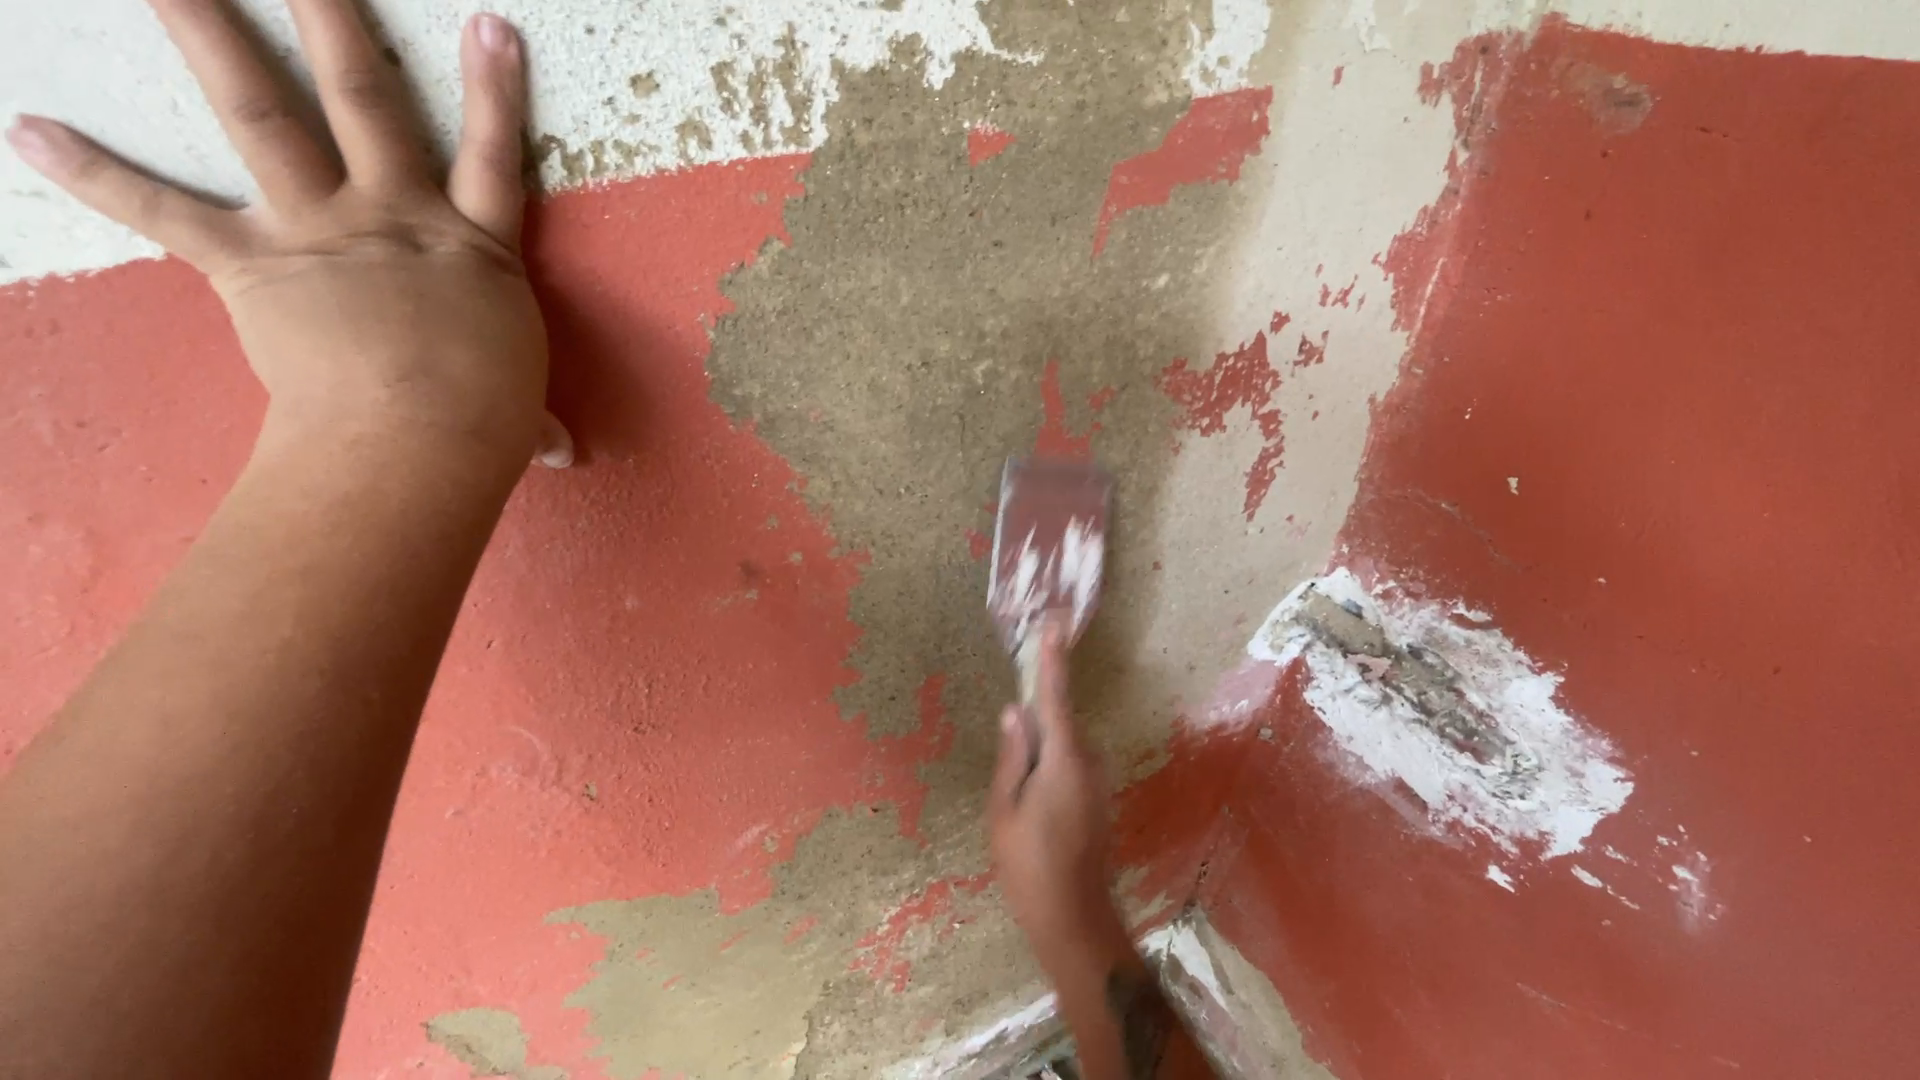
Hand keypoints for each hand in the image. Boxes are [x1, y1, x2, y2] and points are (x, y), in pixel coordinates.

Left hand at [4, 0, 570, 473]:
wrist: (420, 437)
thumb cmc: (488, 421)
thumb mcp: (524, 415)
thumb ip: (539, 424)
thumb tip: (564, 456)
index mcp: (474, 252)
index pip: (494, 157)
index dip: (496, 92)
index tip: (489, 24)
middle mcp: (397, 218)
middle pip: (368, 100)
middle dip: (337, 22)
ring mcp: (323, 232)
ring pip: (261, 114)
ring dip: (206, 33)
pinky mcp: (254, 265)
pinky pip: (166, 214)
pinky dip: (97, 174)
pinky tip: (32, 131)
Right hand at [988, 622, 1131, 978]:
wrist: (1074, 917)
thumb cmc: (1028, 864)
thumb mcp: (1004, 808)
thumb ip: (1012, 755)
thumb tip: (1016, 710)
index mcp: (1063, 759)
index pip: (1056, 697)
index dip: (1054, 657)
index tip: (1056, 622)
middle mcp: (1089, 761)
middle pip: (1057, 723)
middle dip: (1031, 732)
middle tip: (1010, 784)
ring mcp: (1099, 781)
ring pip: (1062, 746)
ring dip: (1040, 758)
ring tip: (1020, 809)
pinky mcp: (1099, 797)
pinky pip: (1070, 765)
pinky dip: (1050, 772)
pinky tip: (1036, 814)